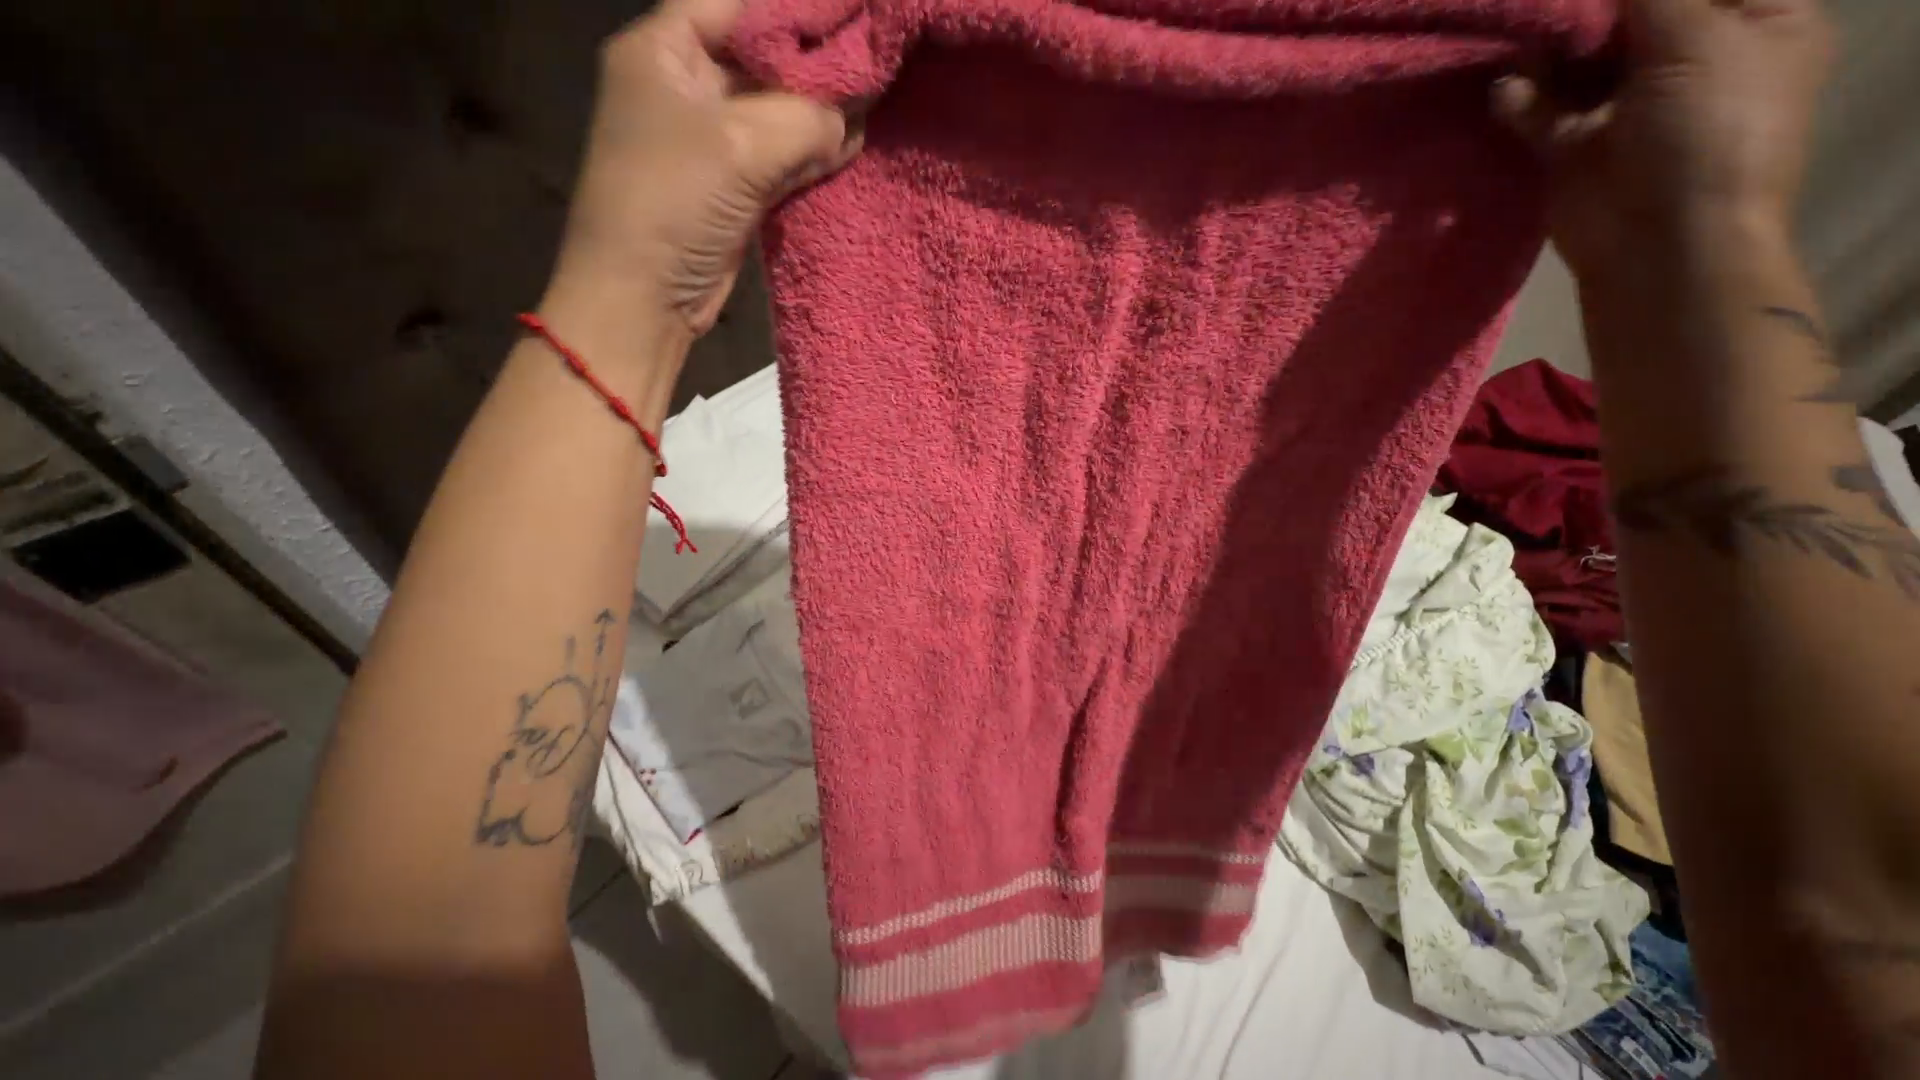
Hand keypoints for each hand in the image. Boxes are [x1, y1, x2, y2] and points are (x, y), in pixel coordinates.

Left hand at [546, 0, 860, 340]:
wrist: (642, 300)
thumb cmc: (673, 203)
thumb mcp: (743, 144)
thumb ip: (808, 116)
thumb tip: (853, 112)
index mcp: (663, 50)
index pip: (738, 5)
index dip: (797, 12)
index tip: (856, 21)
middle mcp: (685, 85)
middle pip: (764, 56)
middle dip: (819, 65)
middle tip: (877, 63)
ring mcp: (710, 139)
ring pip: (778, 108)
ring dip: (822, 113)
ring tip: (876, 104)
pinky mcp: (732, 184)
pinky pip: (781, 153)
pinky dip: (814, 151)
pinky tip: (852, 145)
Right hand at [1494, 0, 1832, 273]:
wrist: (1661, 242)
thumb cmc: (1706, 130)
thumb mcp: (1697, 36)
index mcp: (1755, 23)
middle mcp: (1693, 58)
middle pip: (1632, 13)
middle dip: (1589, 10)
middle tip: (1553, 9)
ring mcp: (1629, 106)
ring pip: (1580, 57)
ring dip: (1549, 47)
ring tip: (1525, 37)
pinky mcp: (1575, 146)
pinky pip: (1539, 109)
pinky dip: (1520, 97)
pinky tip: (1508, 91)